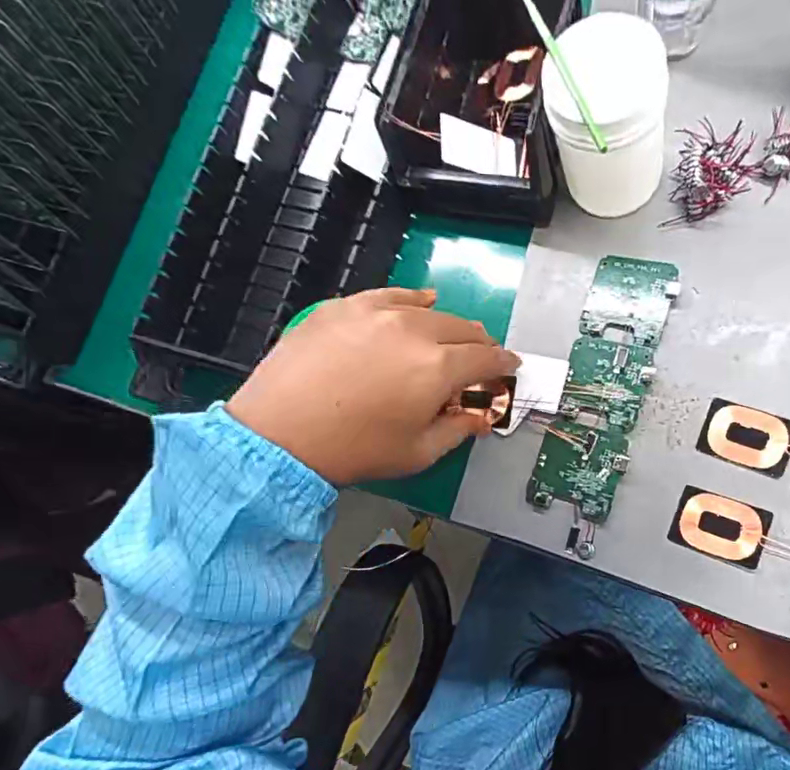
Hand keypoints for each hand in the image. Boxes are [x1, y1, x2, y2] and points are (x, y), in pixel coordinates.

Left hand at [227, 287, 518, 485]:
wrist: (280, 432)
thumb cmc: (355, 450)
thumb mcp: (418, 453)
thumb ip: (458, 430)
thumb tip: (480, 418)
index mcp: (438, 369)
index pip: (486, 359)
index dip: (503, 365)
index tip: (509, 368)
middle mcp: (415, 331)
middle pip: (463, 329)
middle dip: (479, 346)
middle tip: (480, 361)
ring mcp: (377, 312)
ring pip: (429, 310)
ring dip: (449, 325)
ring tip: (453, 336)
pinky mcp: (346, 307)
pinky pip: (391, 296)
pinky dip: (412, 301)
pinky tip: (420, 303)